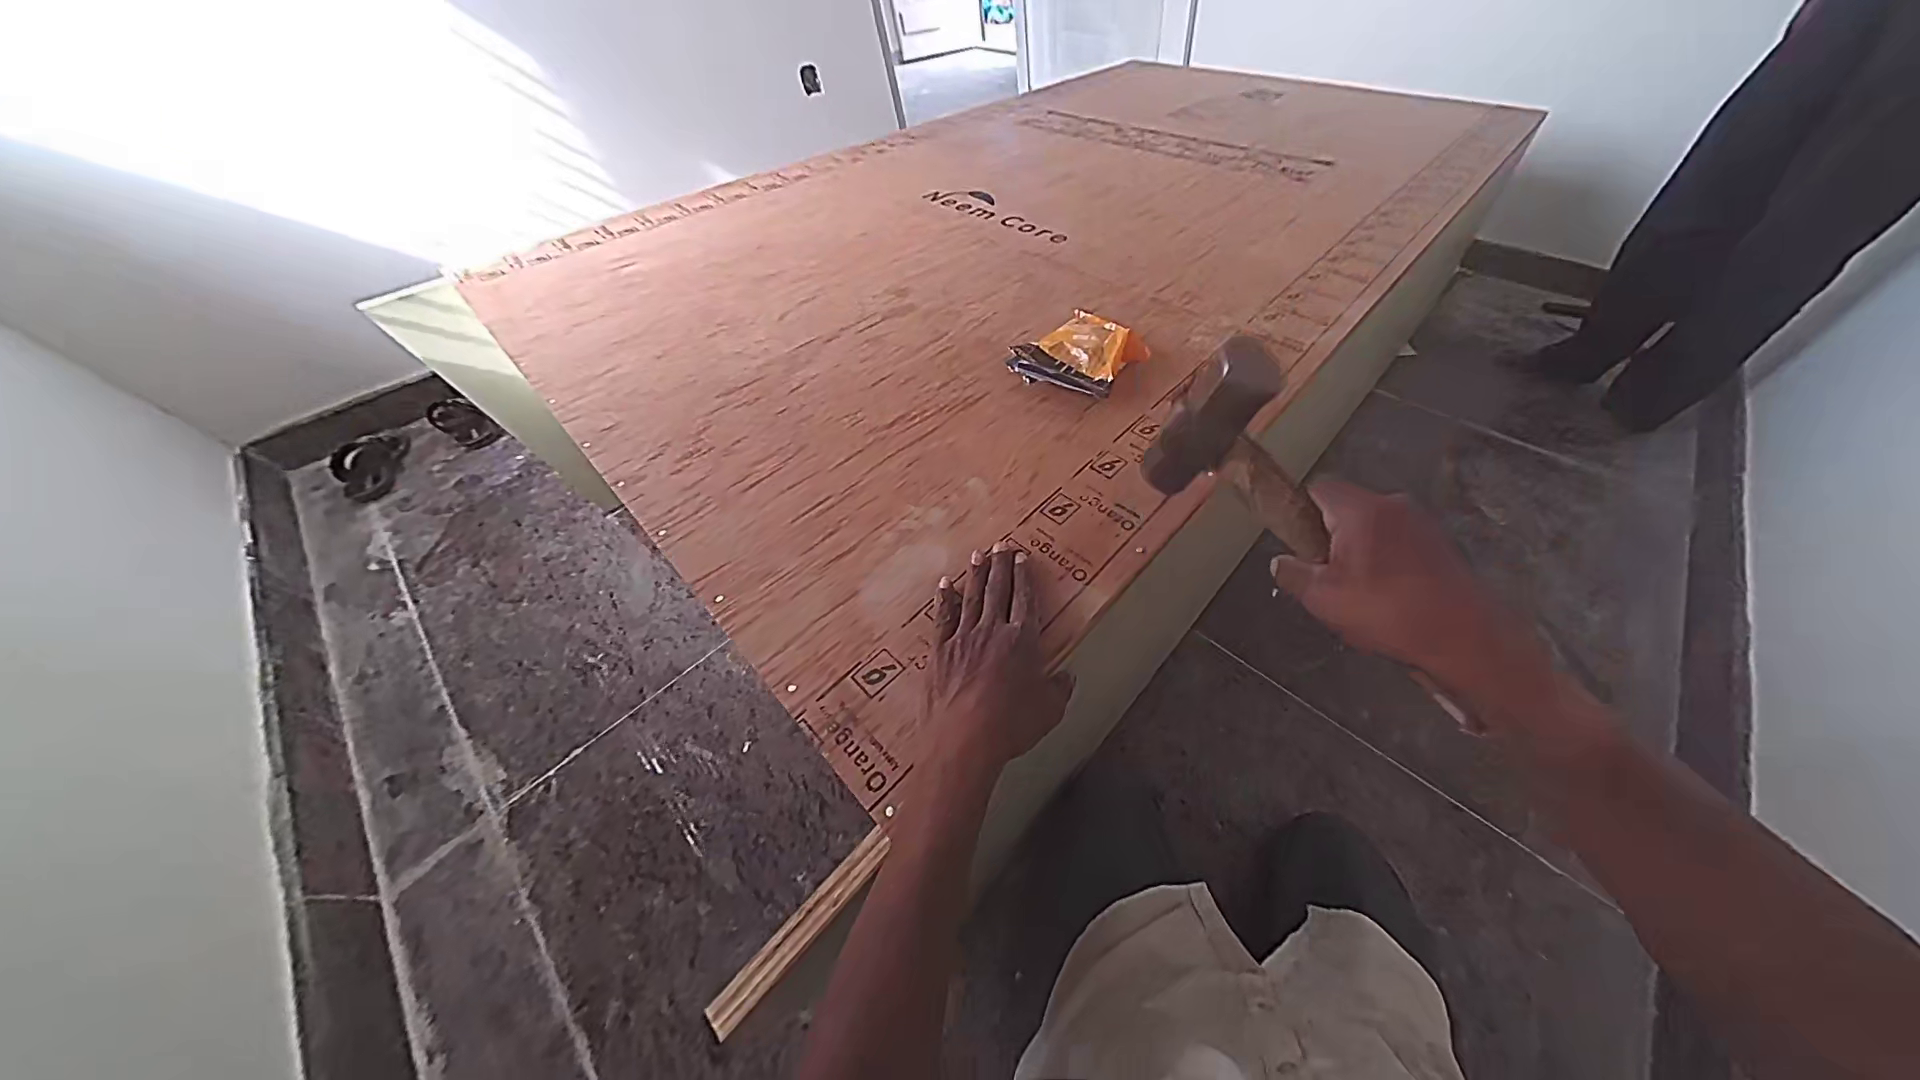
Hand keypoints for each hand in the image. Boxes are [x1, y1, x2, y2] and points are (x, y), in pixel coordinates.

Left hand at [927, 543, 1072, 777]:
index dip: (1024, 576)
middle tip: (1002, 544)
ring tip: (978, 554)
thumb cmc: (1010, 726)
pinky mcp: (941, 651)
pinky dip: (945, 600)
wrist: (963, 739)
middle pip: (998, 590)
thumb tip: (1067, 677)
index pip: (1025, 599)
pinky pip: (943, 618)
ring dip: (976, 574)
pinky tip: (945, 585)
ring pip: (972, 598)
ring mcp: (964, 639)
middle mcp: (993, 632)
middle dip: (1001, 565)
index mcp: (1022, 641)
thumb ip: (1059, 689)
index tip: (1022, 558)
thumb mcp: (1048, 710)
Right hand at [1268, 480, 1519, 680]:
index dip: (1300, 510)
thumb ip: (1292, 574)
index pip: (1318, 489)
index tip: (1295, 539)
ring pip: (1372, 527)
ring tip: (1355, 590)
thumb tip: (1280, 563)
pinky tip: (1384, 596)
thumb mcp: (1321, 597)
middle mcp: (1394, 506)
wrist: (1463, 638)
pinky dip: (1385, 561)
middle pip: (1346, 508)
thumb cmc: (1386, 611)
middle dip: (1329, 536)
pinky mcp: (1440, 545)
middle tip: (1323, 572)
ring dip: (1358, 551)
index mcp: (1361, 510)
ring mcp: (1422, 524)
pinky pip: (1397, 543)